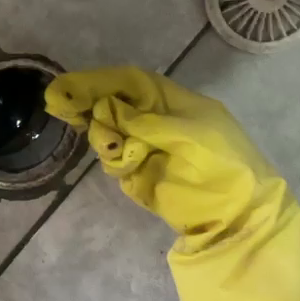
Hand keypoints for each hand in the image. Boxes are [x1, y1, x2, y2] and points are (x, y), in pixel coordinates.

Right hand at [44, 67, 299, 300]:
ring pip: (108, 133)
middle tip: (60, 106)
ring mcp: (146, 149)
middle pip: (112, 106)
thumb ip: (146, 120)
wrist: (239, 218)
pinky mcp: (138, 175)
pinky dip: (115, 160)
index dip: (99, 82)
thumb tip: (107, 110)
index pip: (130, 84)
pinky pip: (115, 161)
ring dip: (105, 137)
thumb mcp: (189, 134)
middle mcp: (156, 122)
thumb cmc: (223, 166)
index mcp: (174, 104)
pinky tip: (125, 164)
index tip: (68, 86)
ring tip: (117, 148)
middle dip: (90, 106)